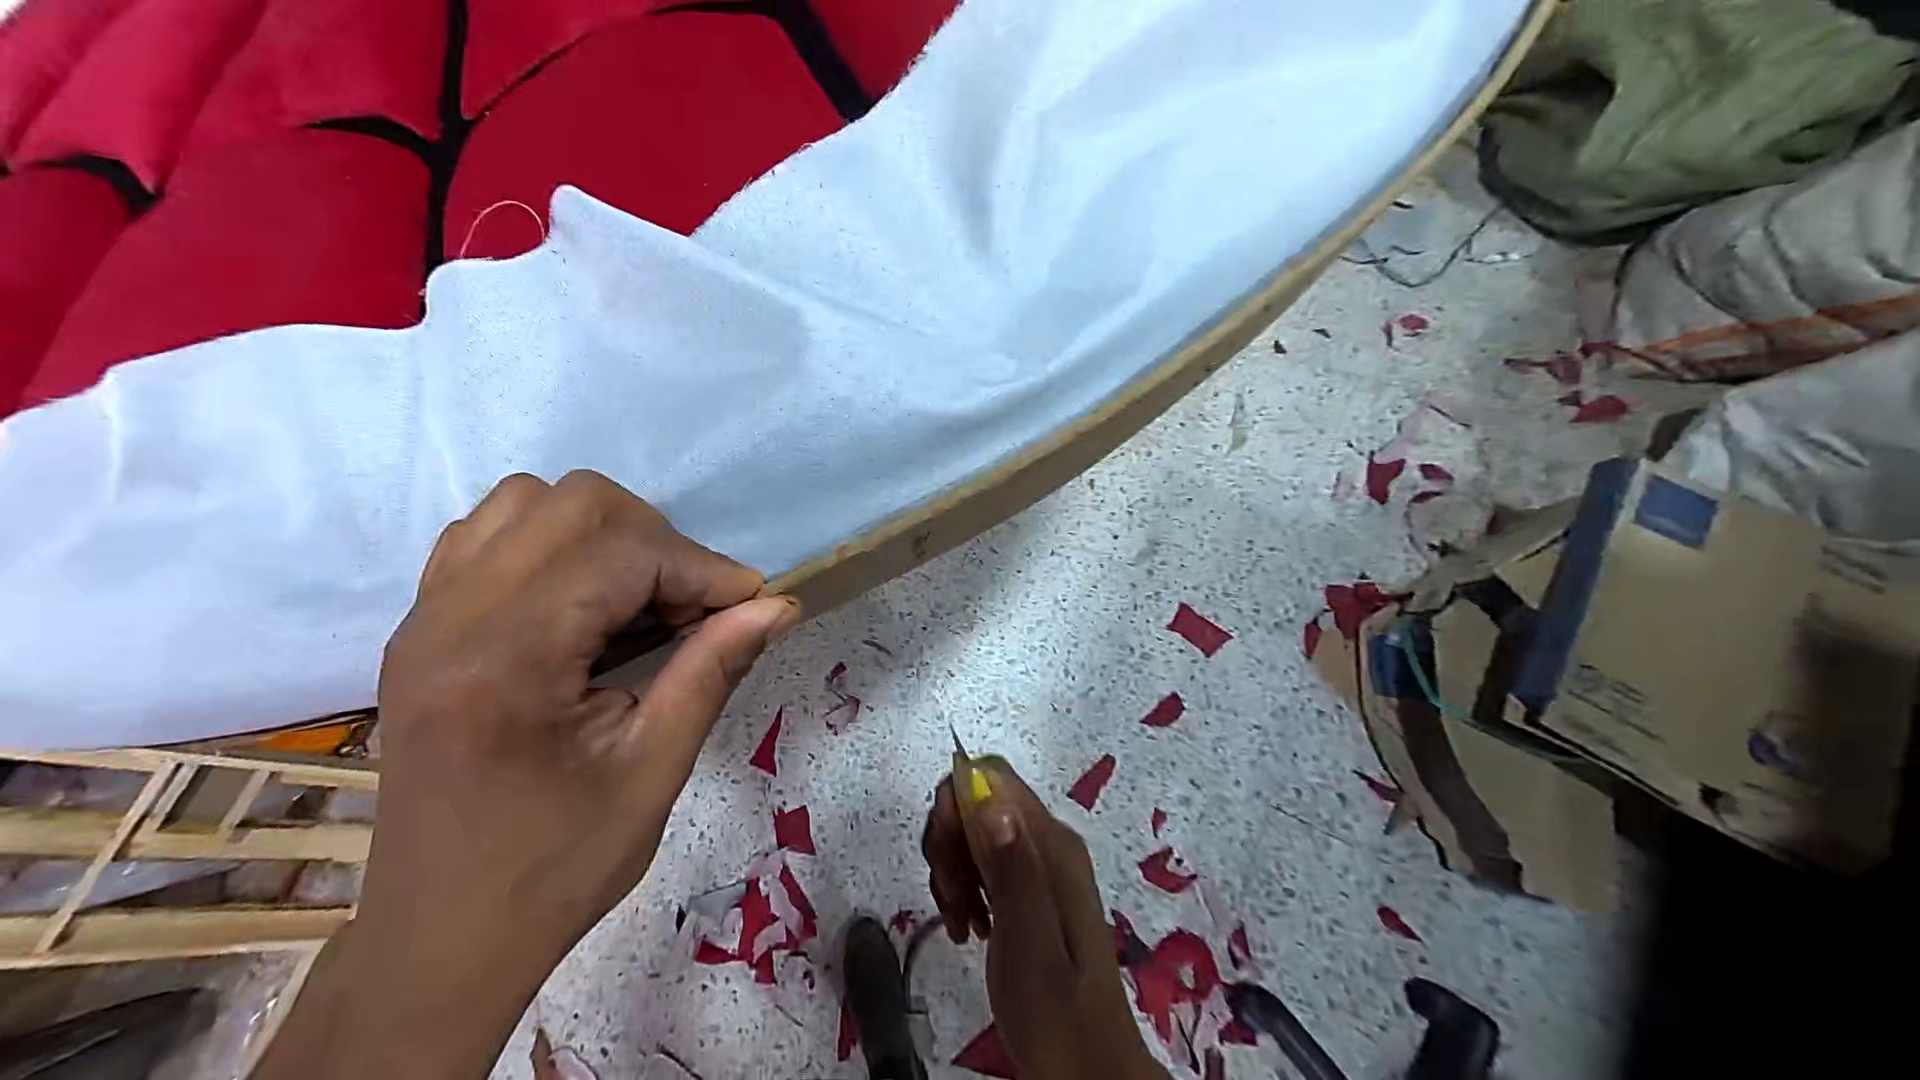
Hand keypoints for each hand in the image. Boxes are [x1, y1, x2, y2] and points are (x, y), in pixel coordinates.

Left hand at [258, 471, 798, 1078]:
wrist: (445, 933)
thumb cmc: (558, 865)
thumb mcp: (656, 769)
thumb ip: (715, 669)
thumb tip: (779, 605)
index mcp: (507, 662)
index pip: (622, 555)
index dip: (702, 568)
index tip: (750, 605)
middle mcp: (450, 619)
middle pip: (574, 503)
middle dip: (658, 540)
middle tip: (692, 606)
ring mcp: (424, 618)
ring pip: (527, 501)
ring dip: (605, 534)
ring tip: (640, 598)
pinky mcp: (421, 627)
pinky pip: (488, 534)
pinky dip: (553, 544)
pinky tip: (583, 601)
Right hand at [923, 762, 1168, 1079]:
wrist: (1091, 1068)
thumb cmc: (1058, 1017)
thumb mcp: (1028, 944)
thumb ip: (1009, 868)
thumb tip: (987, 798)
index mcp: (1051, 845)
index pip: (992, 778)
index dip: (954, 802)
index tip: (943, 858)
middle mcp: (1047, 841)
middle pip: (979, 801)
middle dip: (949, 843)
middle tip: (952, 901)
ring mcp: (1040, 862)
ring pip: (975, 831)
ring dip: (953, 869)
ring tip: (962, 922)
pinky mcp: (1030, 884)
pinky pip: (984, 860)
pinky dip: (965, 887)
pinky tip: (970, 926)